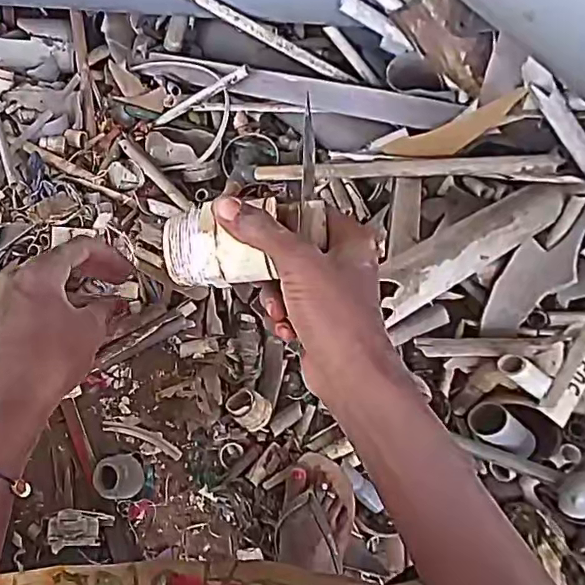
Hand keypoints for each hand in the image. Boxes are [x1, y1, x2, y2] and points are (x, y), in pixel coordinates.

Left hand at [0, 237, 133, 422]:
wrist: (18, 399)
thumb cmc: (44, 366)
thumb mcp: (90, 330)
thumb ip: (105, 309)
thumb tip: (111, 305)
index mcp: (38, 275)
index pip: (77, 248)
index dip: (108, 254)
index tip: (122, 265)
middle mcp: (19, 284)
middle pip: (61, 262)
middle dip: (94, 269)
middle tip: (115, 277)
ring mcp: (11, 304)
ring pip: (50, 283)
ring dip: (79, 289)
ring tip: (102, 301)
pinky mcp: (10, 324)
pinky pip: (40, 303)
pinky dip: (63, 304)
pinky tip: (79, 320)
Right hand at [212, 197, 400, 398]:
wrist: (347, 374)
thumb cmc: (344, 323)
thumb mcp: (297, 265)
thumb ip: (262, 233)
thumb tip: (234, 210)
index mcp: (350, 241)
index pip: (304, 212)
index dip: (275, 217)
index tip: (247, 220)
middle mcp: (342, 265)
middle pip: (287, 249)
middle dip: (269, 267)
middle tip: (259, 269)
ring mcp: (327, 293)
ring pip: (282, 280)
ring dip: (273, 295)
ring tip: (280, 304)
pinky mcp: (313, 318)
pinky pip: (284, 305)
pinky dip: (279, 314)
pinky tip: (286, 322)